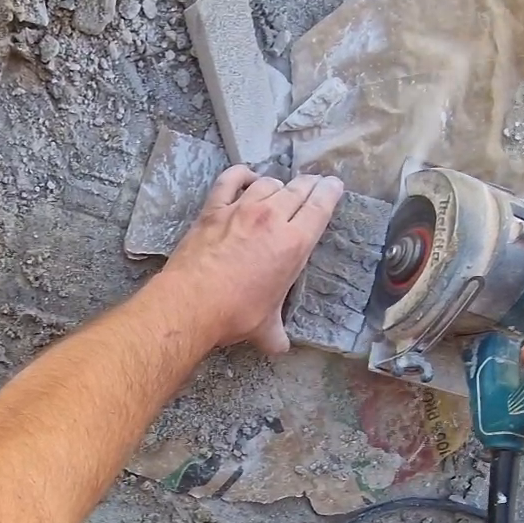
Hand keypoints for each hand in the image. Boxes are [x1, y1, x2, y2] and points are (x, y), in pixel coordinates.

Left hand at [154, 165, 344, 354]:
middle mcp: (271, 219)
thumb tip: (281, 348)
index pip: (321, 205)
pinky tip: (246, 176)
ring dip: (277, 184)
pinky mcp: (213, 209)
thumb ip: (277, 334)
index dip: (330, 192)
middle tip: (312, 184)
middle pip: (297, 189)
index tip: (333, 186)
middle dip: (308, 184)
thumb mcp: (265, 327)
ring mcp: (241, 210)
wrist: (190, 304)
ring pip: (267, 183)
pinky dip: (241, 174)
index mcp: (294, 244)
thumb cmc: (233, 314)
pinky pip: (230, 180)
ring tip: (279, 189)